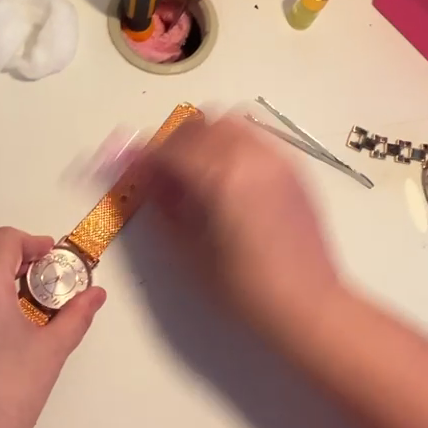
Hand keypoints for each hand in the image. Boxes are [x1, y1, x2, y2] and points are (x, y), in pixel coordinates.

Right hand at [136, 114, 344, 336]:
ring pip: (226, 123)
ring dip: (201, 139)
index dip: (137, 155)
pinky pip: (253, 136)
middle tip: (156, 176)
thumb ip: (161, 207)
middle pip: (196, 126)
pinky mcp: (293, 167)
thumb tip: (142, 179)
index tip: (118, 163)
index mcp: (221, 177)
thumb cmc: (245, 289)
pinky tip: (224, 179)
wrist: (308, 304)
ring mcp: (277, 158)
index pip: (167, 148)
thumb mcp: (189, 253)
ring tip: (192, 175)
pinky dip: (229, 145)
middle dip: (169, 145)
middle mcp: (251, 156)